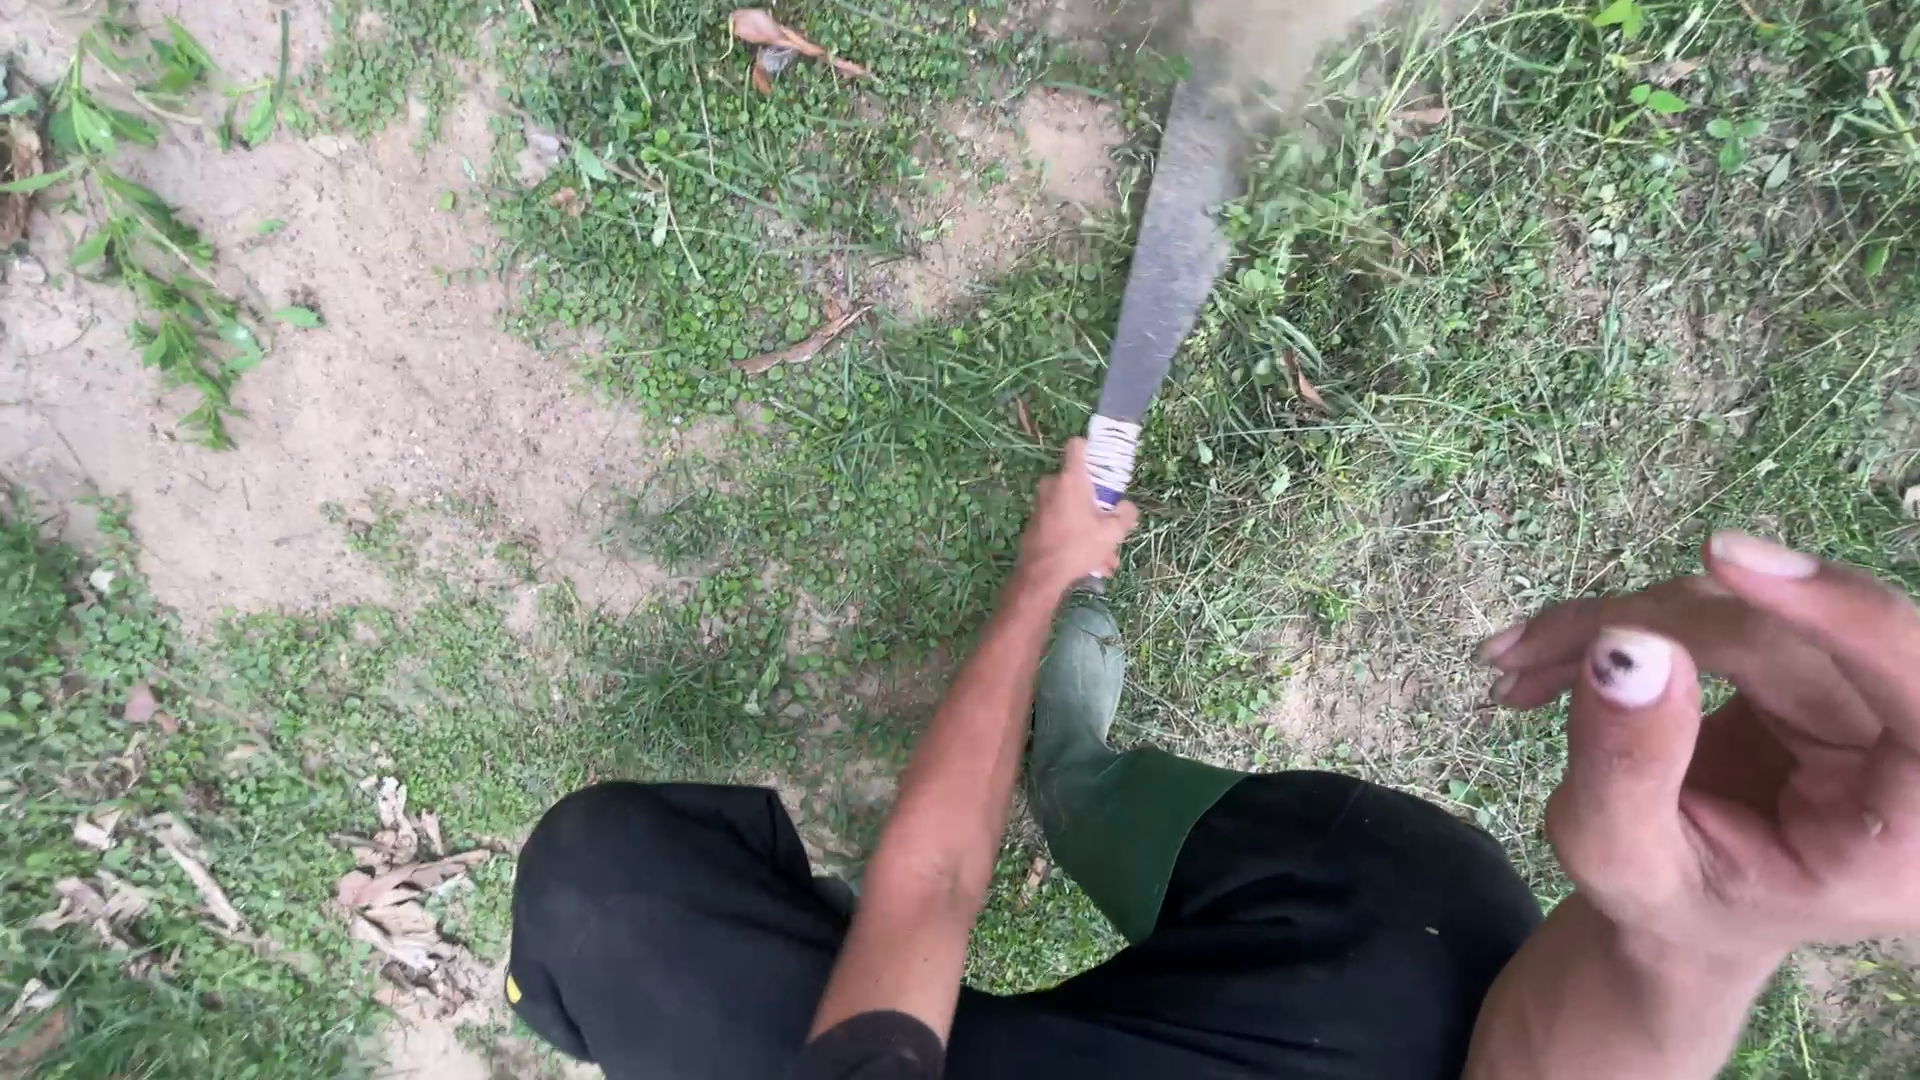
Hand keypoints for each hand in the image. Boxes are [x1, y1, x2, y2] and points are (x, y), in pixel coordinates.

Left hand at [1015, 438, 1139, 592]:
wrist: (1040, 574)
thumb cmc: (1078, 546)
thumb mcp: (1112, 532)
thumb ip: (1125, 514)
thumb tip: (1127, 507)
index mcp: (1071, 479)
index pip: (1077, 446)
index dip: (1090, 448)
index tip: (1102, 461)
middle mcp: (1052, 485)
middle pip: (1079, 483)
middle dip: (1097, 504)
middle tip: (1111, 524)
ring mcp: (1040, 503)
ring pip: (1072, 509)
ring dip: (1090, 528)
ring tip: (1106, 557)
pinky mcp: (1034, 521)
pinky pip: (1061, 522)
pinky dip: (1075, 536)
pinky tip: (1091, 563)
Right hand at [1482, 531, 1919, 964]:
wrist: (1682, 905)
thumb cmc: (1662, 900)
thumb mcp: (1618, 851)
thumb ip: (1627, 762)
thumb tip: (1626, 647)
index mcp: (1912, 825)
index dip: (1842, 615)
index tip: (1725, 559)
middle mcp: (1905, 749)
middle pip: (1775, 639)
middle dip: (1630, 630)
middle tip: (1514, 658)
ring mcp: (1855, 704)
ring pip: (1728, 613)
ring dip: (1602, 624)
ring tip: (1514, 665)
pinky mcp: (1798, 674)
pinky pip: (1703, 615)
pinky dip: (1607, 628)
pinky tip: (1543, 662)